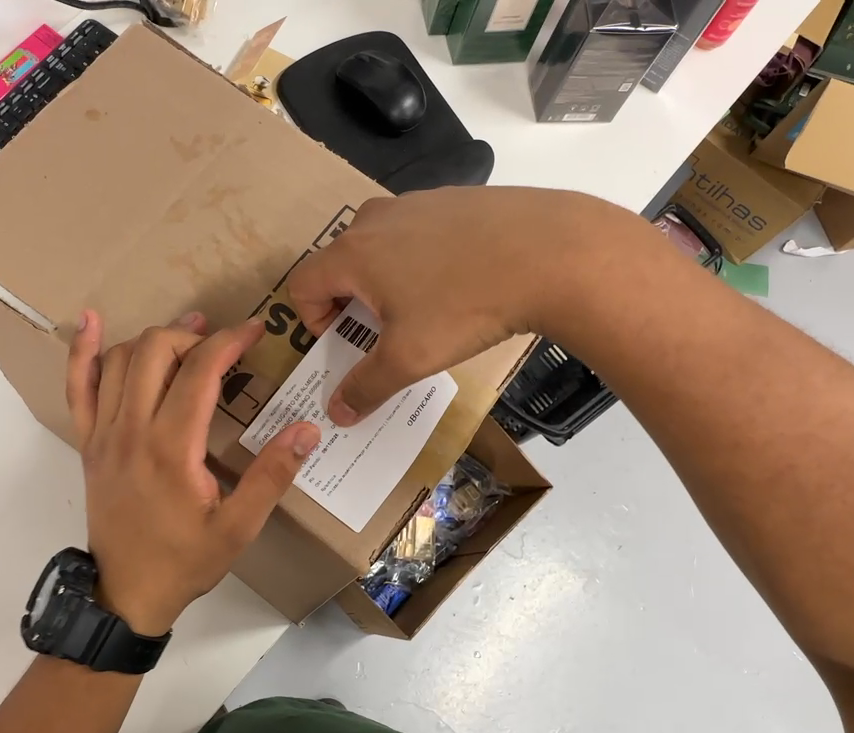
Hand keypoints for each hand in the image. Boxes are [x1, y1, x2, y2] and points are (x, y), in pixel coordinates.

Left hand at [66, 311, 320, 635]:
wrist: (128, 593)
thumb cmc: (185, 562)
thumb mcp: (238, 528)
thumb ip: (272, 476)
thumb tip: (308, 429)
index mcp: (172, 448)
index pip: (200, 371)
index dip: (231, 341)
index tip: (256, 332)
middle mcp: (131, 430)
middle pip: (156, 350)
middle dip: (194, 335)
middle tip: (223, 346)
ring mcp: (103, 434)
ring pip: (121, 360)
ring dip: (154, 339)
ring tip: (186, 336)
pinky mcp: (87, 444)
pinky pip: (77, 387)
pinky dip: (82, 350)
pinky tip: (90, 320)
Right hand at [287, 186, 638, 423]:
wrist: (551, 253)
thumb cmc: (464, 307)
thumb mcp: (408, 359)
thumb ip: (365, 387)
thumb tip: (337, 413)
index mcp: (352, 253)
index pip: (302, 284)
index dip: (314, 322)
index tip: (347, 344)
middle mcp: (376, 219)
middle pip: (338, 264)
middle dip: (349, 303)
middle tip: (382, 334)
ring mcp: (417, 202)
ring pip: (380, 247)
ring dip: (385, 283)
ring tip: (423, 312)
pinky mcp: (455, 198)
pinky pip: (418, 234)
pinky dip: (421, 262)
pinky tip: (459, 285)